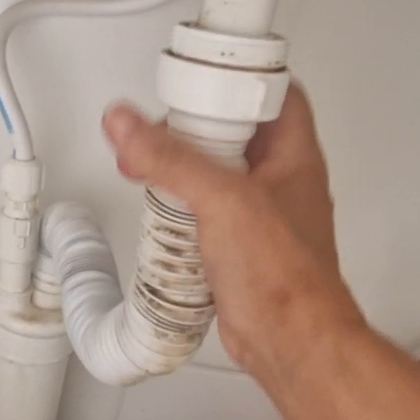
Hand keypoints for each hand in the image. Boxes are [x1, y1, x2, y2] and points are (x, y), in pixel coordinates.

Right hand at [102, 83, 362, 388]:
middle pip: (234, 132)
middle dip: (192, 125)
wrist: (290, 343)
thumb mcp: (222, 199)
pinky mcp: (235, 244)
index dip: (239, 79)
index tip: (197, 76)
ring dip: (180, 167)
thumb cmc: (285, 277)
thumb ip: (170, 158)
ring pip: (214, 172)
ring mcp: (257, 214)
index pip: (275, 95)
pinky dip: (177, 205)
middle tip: (160, 122)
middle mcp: (278, 182)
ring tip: (148, 162)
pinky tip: (157, 206)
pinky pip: (202, 210)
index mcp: (293, 158)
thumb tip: (127, 124)